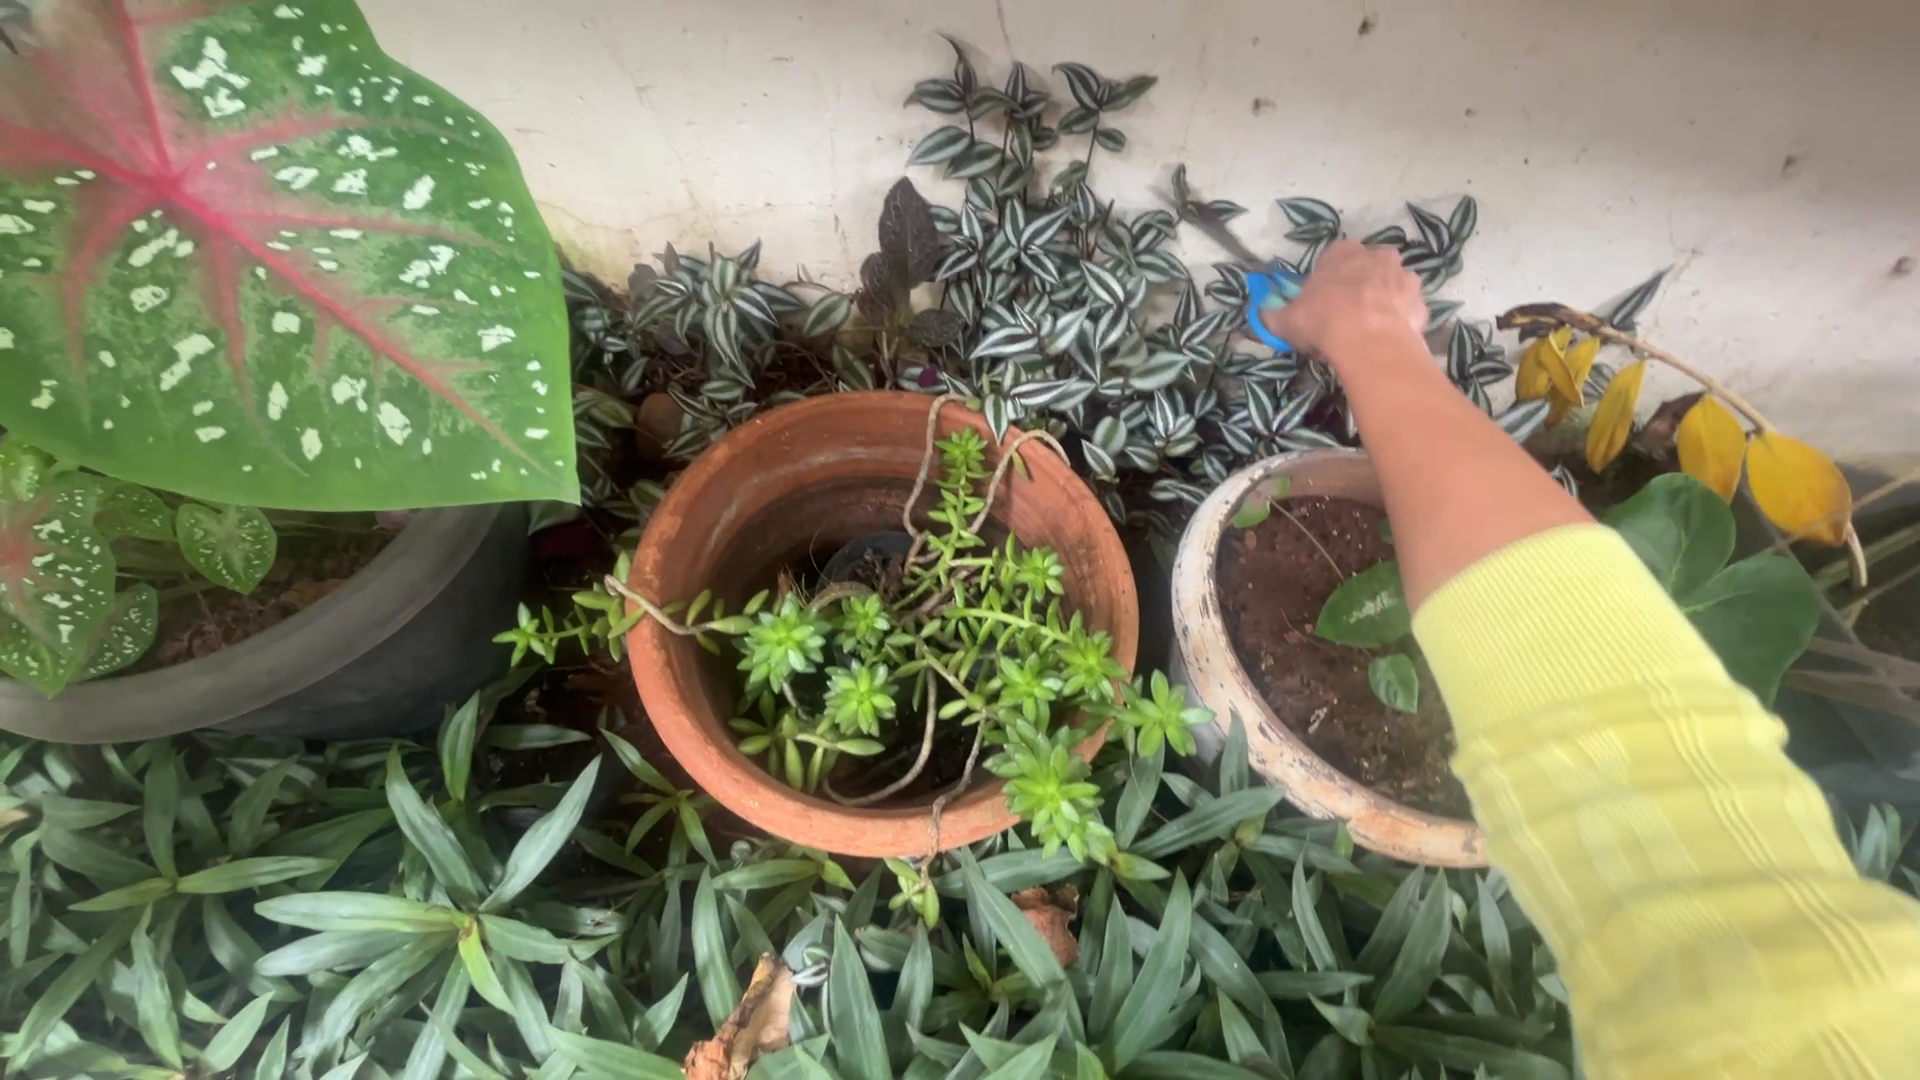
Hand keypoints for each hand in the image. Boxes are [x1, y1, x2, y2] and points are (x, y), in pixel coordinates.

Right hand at [1263, 239, 1426, 355]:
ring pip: (1390, 284)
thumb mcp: (1285, 320)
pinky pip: (1405, 307)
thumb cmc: (1323, 319)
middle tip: (1345, 312)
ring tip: (1367, 328)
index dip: (1327, 278)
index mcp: (1342, 252)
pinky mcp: (1420, 299)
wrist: (1368, 339)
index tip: (1321, 299)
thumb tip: (1262, 314)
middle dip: (1359, 284)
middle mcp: (1377, 255)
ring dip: (1381, 299)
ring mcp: (1403, 275)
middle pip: (1366, 266)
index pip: (1334, 256)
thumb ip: (1273, 315)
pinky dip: (1397, 319)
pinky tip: (1384, 337)